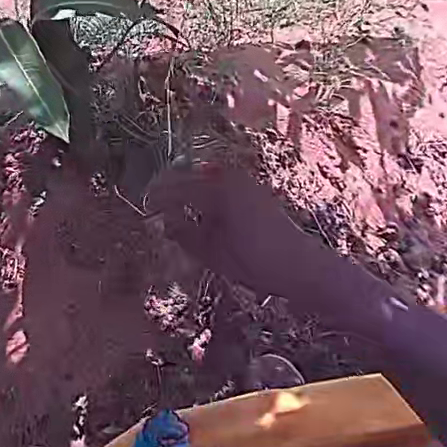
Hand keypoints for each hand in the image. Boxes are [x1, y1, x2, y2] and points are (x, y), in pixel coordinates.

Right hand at [145, 167, 341, 300]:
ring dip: (190, 192)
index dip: (159, 197)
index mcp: (218, 191)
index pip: (178, 189)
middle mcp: (231, 180)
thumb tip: (163, 222)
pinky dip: (208, 196)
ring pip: (207, 181)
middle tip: (155, 204)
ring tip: (175, 209)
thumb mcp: (213, 253)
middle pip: (192, 180)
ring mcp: (246, 184)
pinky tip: (201, 212)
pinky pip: (223, 187)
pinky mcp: (256, 192)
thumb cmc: (255, 261)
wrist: (302, 266)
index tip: (145, 206)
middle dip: (172, 191)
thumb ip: (184, 234)